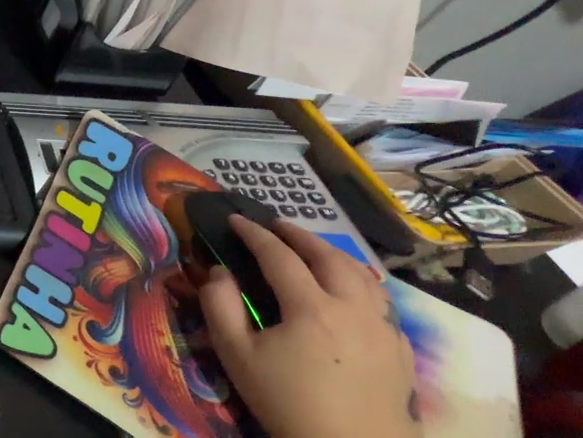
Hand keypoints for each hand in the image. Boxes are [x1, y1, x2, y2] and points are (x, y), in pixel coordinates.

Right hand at [200, 215, 418, 437]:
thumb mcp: (236, 354)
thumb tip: (220, 272)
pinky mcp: (401, 352)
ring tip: (313, 249)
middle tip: (276, 225)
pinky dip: (360, 284)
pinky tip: (347, 292)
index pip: (279, 255)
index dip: (254, 233)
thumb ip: (219, 304)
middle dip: (300, 235)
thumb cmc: (288, 403)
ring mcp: (385, 331)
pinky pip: (382, 304)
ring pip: (364, 277)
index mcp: (312, 308)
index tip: (235, 219)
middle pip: (330, 258)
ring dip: (334, 255)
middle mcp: (354, 310)